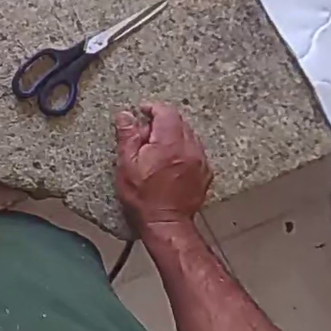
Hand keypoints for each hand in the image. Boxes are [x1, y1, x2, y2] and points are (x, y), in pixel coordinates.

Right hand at [114, 101, 212, 233]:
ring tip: (155, 151)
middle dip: (160, 123)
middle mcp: (190, 149)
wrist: (165, 222)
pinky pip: (194, 151)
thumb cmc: (143, 197)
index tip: (142, 111)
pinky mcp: (205, 172)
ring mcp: (200, 161)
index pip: (166, 112)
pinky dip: (181, 150)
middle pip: (179, 122)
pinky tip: (168, 163)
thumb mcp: (126, 164)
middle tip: (143, 136)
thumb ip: (127, 136)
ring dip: (172, 136)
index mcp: (169, 144)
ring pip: (188, 136)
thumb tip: (125, 115)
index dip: (152, 108)